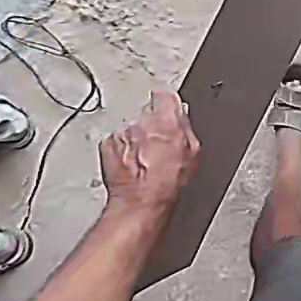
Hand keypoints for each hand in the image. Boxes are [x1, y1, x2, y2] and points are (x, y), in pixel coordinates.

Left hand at [100, 91, 199, 216]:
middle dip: (150, 127)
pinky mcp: (107, 144)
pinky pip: (117, 142)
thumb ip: (186, 126)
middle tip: (156, 149)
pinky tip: (131, 167)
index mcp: (166, 120)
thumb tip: (180, 111)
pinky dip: (122, 151)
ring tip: (143, 163)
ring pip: (131, 130)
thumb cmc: (166, 184)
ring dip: (135, 141)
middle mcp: (141, 122)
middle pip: (146, 115)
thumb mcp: (193, 154)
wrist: (140, 204)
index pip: (164, 96)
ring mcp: (122, 133)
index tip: (166, 112)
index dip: (166, 105)